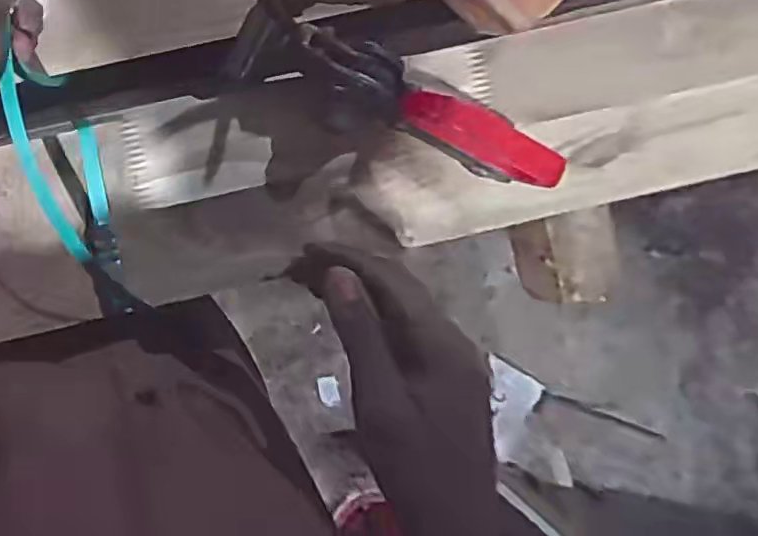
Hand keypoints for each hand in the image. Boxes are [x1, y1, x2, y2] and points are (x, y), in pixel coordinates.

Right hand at [292, 243, 500, 534]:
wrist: (455, 524)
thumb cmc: (413, 465)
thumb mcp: (379, 400)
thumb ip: (360, 333)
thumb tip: (337, 272)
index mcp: (442, 342)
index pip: (391, 279)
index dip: (347, 258)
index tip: (305, 249)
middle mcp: (452, 339)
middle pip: (399, 284)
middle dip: (350, 265)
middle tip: (301, 262)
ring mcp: (451, 354)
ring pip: (400, 300)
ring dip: (359, 283)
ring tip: (312, 278)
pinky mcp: (442, 369)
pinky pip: (403, 320)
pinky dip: (370, 306)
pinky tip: (344, 309)